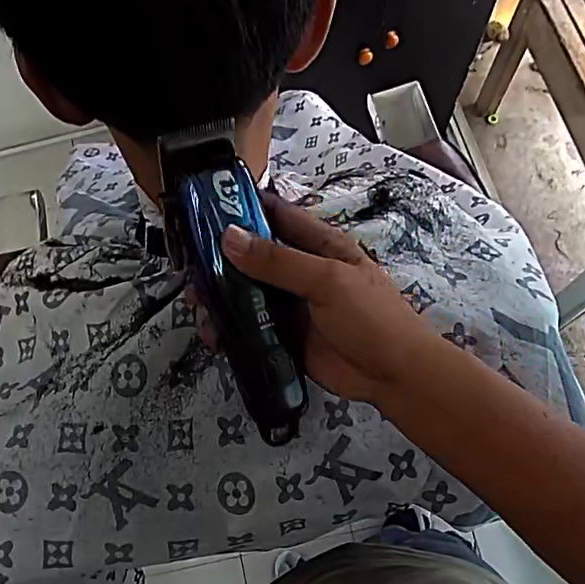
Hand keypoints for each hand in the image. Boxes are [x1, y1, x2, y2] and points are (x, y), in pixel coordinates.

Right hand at [211, 192, 452, 404]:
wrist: (393, 374)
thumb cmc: (371, 318)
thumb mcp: (328, 281)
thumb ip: (279, 261)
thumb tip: (229, 238)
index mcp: (320, 246)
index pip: (277, 216)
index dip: (244, 208)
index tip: (206, 209)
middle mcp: (301, 272)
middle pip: (254, 258)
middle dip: (222, 260)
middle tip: (191, 268)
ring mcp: (291, 306)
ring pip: (247, 294)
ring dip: (222, 298)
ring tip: (198, 306)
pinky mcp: (284, 336)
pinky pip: (251, 328)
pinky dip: (231, 330)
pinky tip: (215, 335)